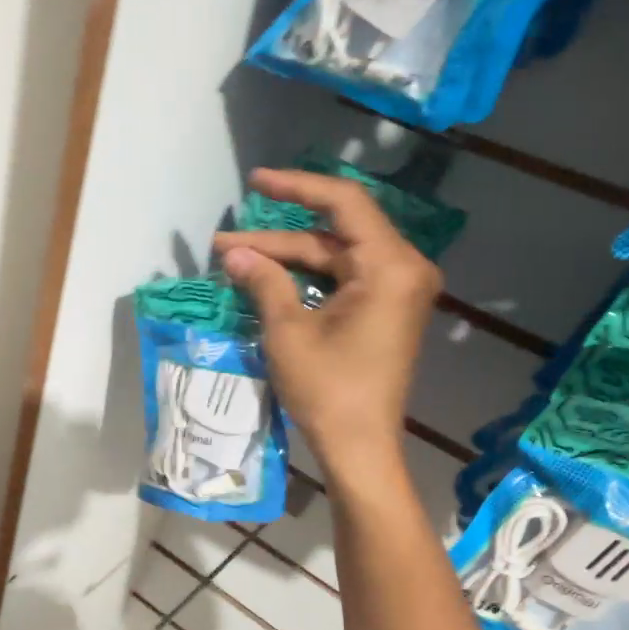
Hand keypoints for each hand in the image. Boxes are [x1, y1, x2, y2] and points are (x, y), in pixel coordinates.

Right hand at [212, 168, 440, 476]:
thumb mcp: (287, 331)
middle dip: (278, 238)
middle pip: (335, 234)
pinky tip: (268, 280)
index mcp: (389, 266)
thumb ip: (264, 281)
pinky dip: (307, 279)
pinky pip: (344, 280)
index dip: (296, 188)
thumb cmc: (327, 389)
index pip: (343, 204)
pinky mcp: (386, 312)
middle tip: (225, 244)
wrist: (359, 446)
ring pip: (336, 258)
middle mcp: (403, 269)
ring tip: (236, 261)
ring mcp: (397, 292)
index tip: (255, 183)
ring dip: (288, 259)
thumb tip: (233, 253)